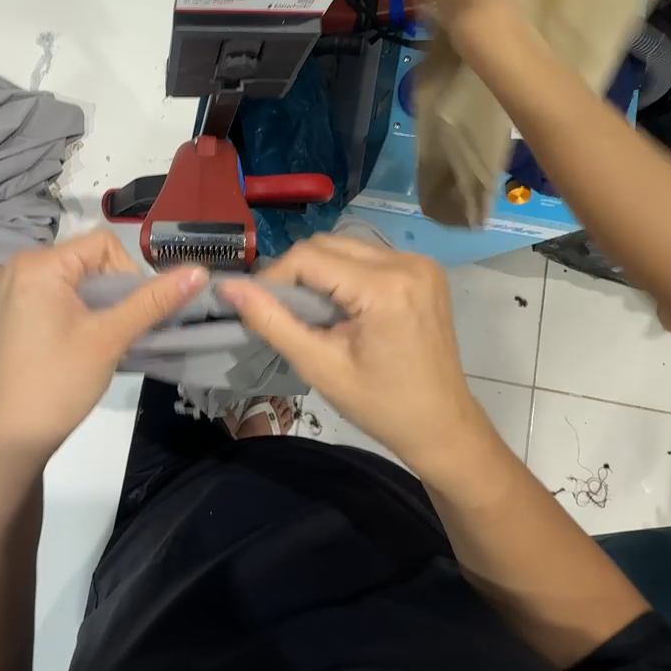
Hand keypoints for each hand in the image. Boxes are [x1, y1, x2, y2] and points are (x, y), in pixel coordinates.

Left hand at [0, 230, 205, 461]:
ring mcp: (8, 291)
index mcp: (38, 264)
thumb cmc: (58, 384)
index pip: (103, 244)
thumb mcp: (110, 338)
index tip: (132, 316)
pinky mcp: (6, 314)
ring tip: (98, 343)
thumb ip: (154, 301)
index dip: (129, 275)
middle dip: (112, 293)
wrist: (6, 439)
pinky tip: (76, 346)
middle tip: (117, 334)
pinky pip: (52, 297)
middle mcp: (18, 266)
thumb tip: (200, 271)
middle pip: (87, 261)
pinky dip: (73, 314)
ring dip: (96, 306)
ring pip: (72, 281)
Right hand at [218, 235, 493, 473]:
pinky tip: (342, 308)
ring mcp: (420, 263)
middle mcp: (407, 262)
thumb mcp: (319, 366)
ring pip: (346, 246)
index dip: (274, 277)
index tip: (259, 307)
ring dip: (319, 272)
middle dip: (296, 273)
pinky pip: (367, 256)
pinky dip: (344, 274)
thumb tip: (229, 287)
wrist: (442, 425)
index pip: (309, 257)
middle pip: (327, 244)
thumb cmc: (380, 405)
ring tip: (313, 314)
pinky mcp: (424, 270)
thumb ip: (272, 321)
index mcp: (385, 287)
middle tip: (284, 313)